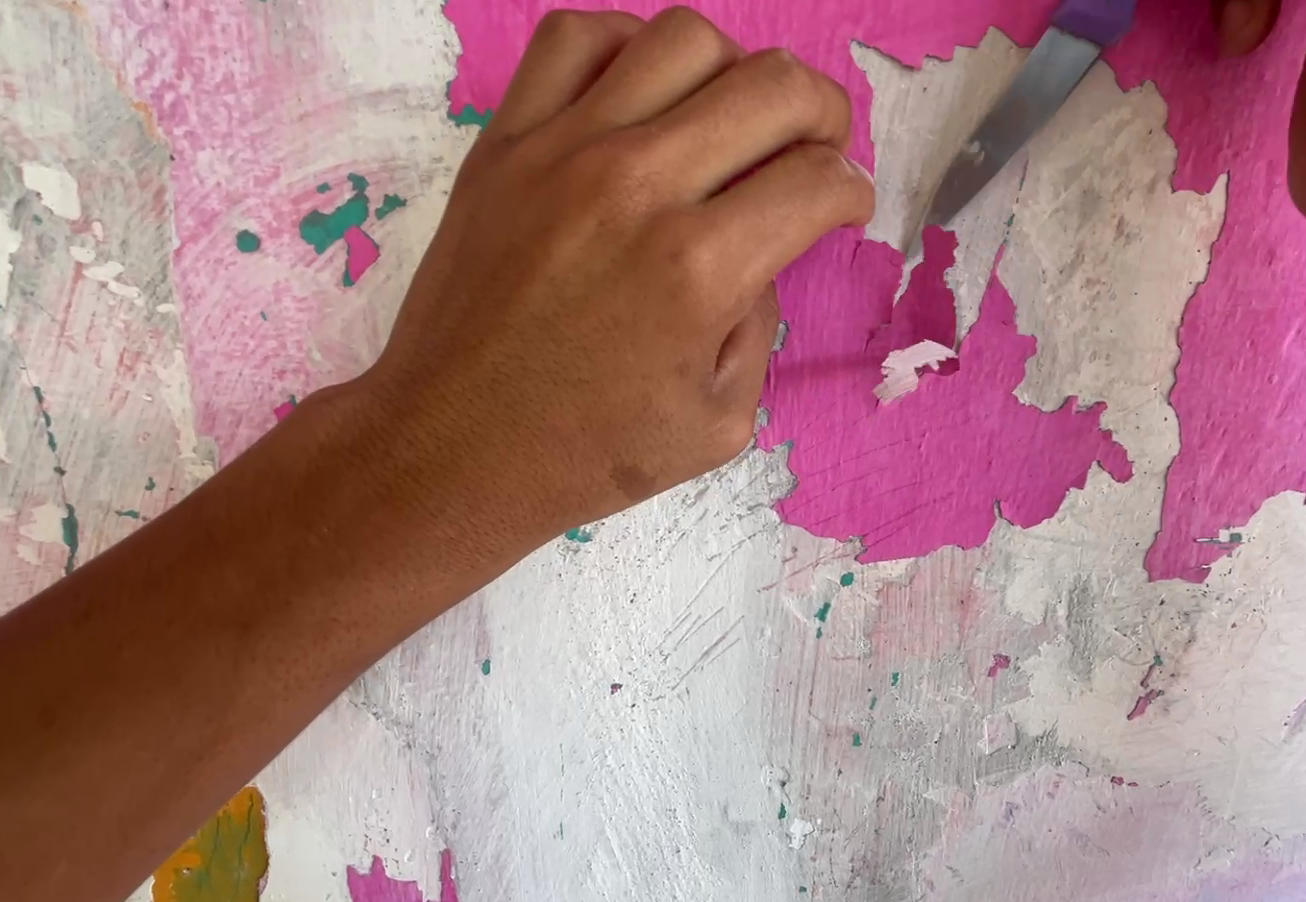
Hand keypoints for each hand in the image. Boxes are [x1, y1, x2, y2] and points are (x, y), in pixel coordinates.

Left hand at [345, 7, 872, 544]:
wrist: (455, 448)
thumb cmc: (587, 455)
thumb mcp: (717, 425)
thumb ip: (760, 329)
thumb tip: (760, 254)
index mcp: (701, 271)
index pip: (815, 182)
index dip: (850, 192)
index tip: (844, 208)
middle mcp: (640, 188)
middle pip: (774, 89)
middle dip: (825, 115)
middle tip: (819, 151)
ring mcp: (564, 152)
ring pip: (686, 41)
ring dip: (738, 74)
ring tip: (734, 124)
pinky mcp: (505, 144)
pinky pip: (578, 39)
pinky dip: (630, 49)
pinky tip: (643, 100)